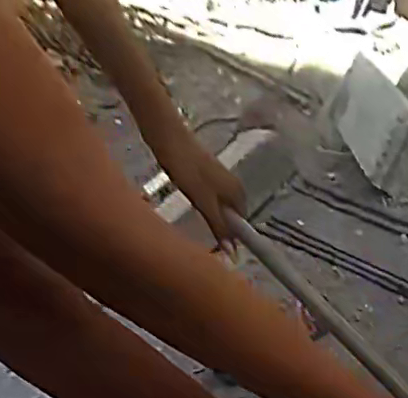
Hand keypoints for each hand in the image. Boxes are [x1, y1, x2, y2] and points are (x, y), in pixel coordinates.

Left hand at [157, 131, 246, 252]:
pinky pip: (209, 195)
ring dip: (207, 213)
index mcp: (240, 195)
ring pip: (218, 206)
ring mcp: (221, 178)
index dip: (231, 236)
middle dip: (218, 225)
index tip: (216, 245)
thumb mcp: (204, 203)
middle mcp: (235, 187)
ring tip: (192, 213)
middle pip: (230, 216)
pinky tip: (187, 197)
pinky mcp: (206, 172)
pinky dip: (200, 201)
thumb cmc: (187, 168)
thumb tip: (234, 254)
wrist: (165, 132)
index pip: (242, 225)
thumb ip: (220, 228)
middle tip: (199, 228)